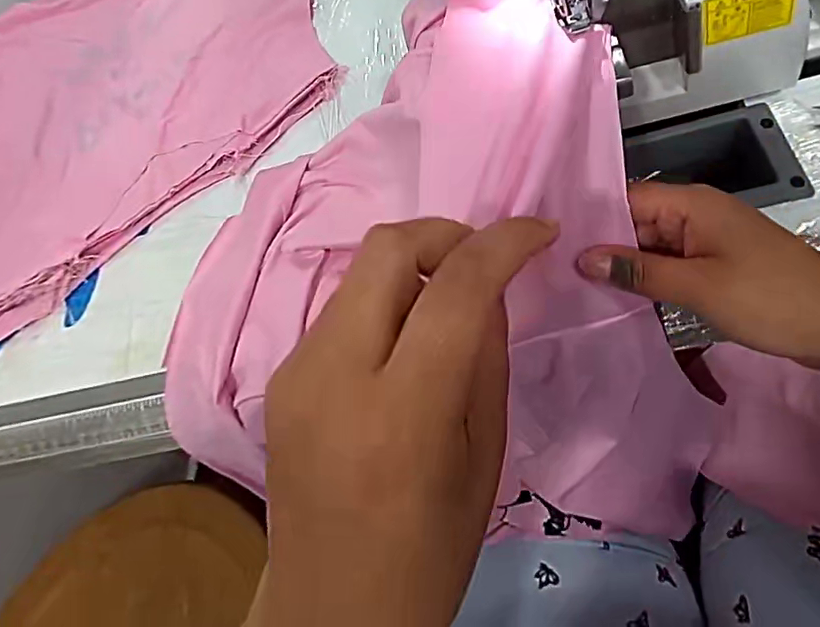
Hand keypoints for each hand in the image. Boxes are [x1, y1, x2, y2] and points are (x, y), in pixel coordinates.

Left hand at [250, 217, 558, 626]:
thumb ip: (487, 353)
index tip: (539, 231)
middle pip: (389, 246)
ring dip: (417, 262)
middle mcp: (334, 375)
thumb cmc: (430, 548)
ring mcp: (296, 370)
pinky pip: (344, 303)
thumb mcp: (484, 451)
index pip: (456, 288)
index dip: (505, 242)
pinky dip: (387, 295)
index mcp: (401, 412)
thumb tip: (490, 284)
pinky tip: (407, 334)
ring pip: (362, 267)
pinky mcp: (280, 374)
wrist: (330, 612)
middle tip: (484, 258)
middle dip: (448, 232)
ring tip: (449, 298)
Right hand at [576, 182, 819, 367]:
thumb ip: (639, 270)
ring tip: (583, 292)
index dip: (591, 220)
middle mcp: (697, 212)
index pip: (626, 199)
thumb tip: (583, 257)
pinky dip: (654, 280)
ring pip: (655, 246)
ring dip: (629, 268)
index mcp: (691, 202)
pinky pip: (675, 264)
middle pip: (638, 222)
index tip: (554, 245)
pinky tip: (628, 302)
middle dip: (605, 248)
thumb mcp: (699, 287)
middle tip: (560, 277)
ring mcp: (710, 239)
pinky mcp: (721, 264)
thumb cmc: (772, 300)